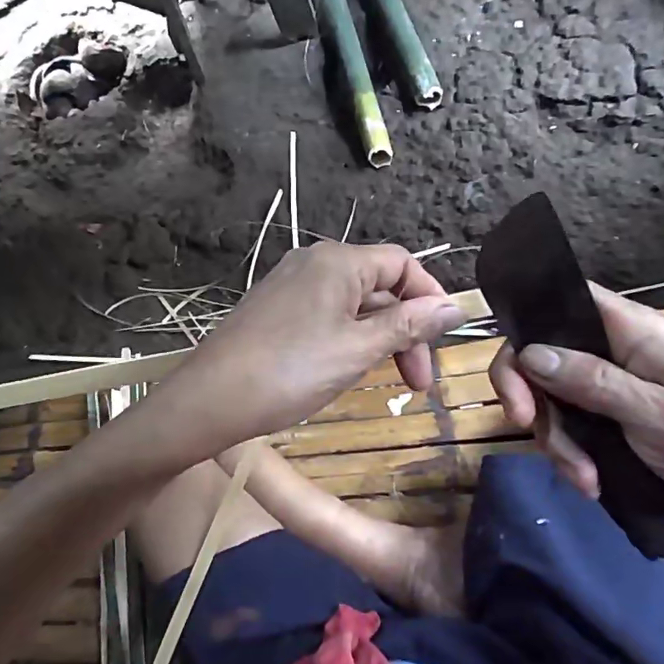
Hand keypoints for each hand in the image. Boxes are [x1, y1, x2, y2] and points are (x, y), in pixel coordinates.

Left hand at [164, 243, 464, 443]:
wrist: (206, 402)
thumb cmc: (290, 371)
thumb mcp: (359, 348)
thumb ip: (410, 324)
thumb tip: (456, 307)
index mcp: (339, 261)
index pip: (403, 263)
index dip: (430, 296)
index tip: (444, 339)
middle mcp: (315, 262)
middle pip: (381, 285)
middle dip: (407, 328)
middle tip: (419, 381)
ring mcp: (292, 284)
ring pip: (356, 303)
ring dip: (381, 337)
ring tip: (387, 379)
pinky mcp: (277, 308)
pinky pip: (329, 313)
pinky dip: (351, 337)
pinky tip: (349, 368)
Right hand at [488, 285, 663, 568]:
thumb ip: (597, 384)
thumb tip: (530, 352)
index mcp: (638, 332)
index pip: (566, 300)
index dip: (529, 326)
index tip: (516, 380)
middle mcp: (621, 351)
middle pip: (548, 353)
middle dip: (535, 396)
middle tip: (531, 431)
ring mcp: (619, 388)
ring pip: (556, 396)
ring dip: (558, 439)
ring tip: (586, 481)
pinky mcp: (619, 422)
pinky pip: (575, 427)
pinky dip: (574, 455)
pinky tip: (592, 484)